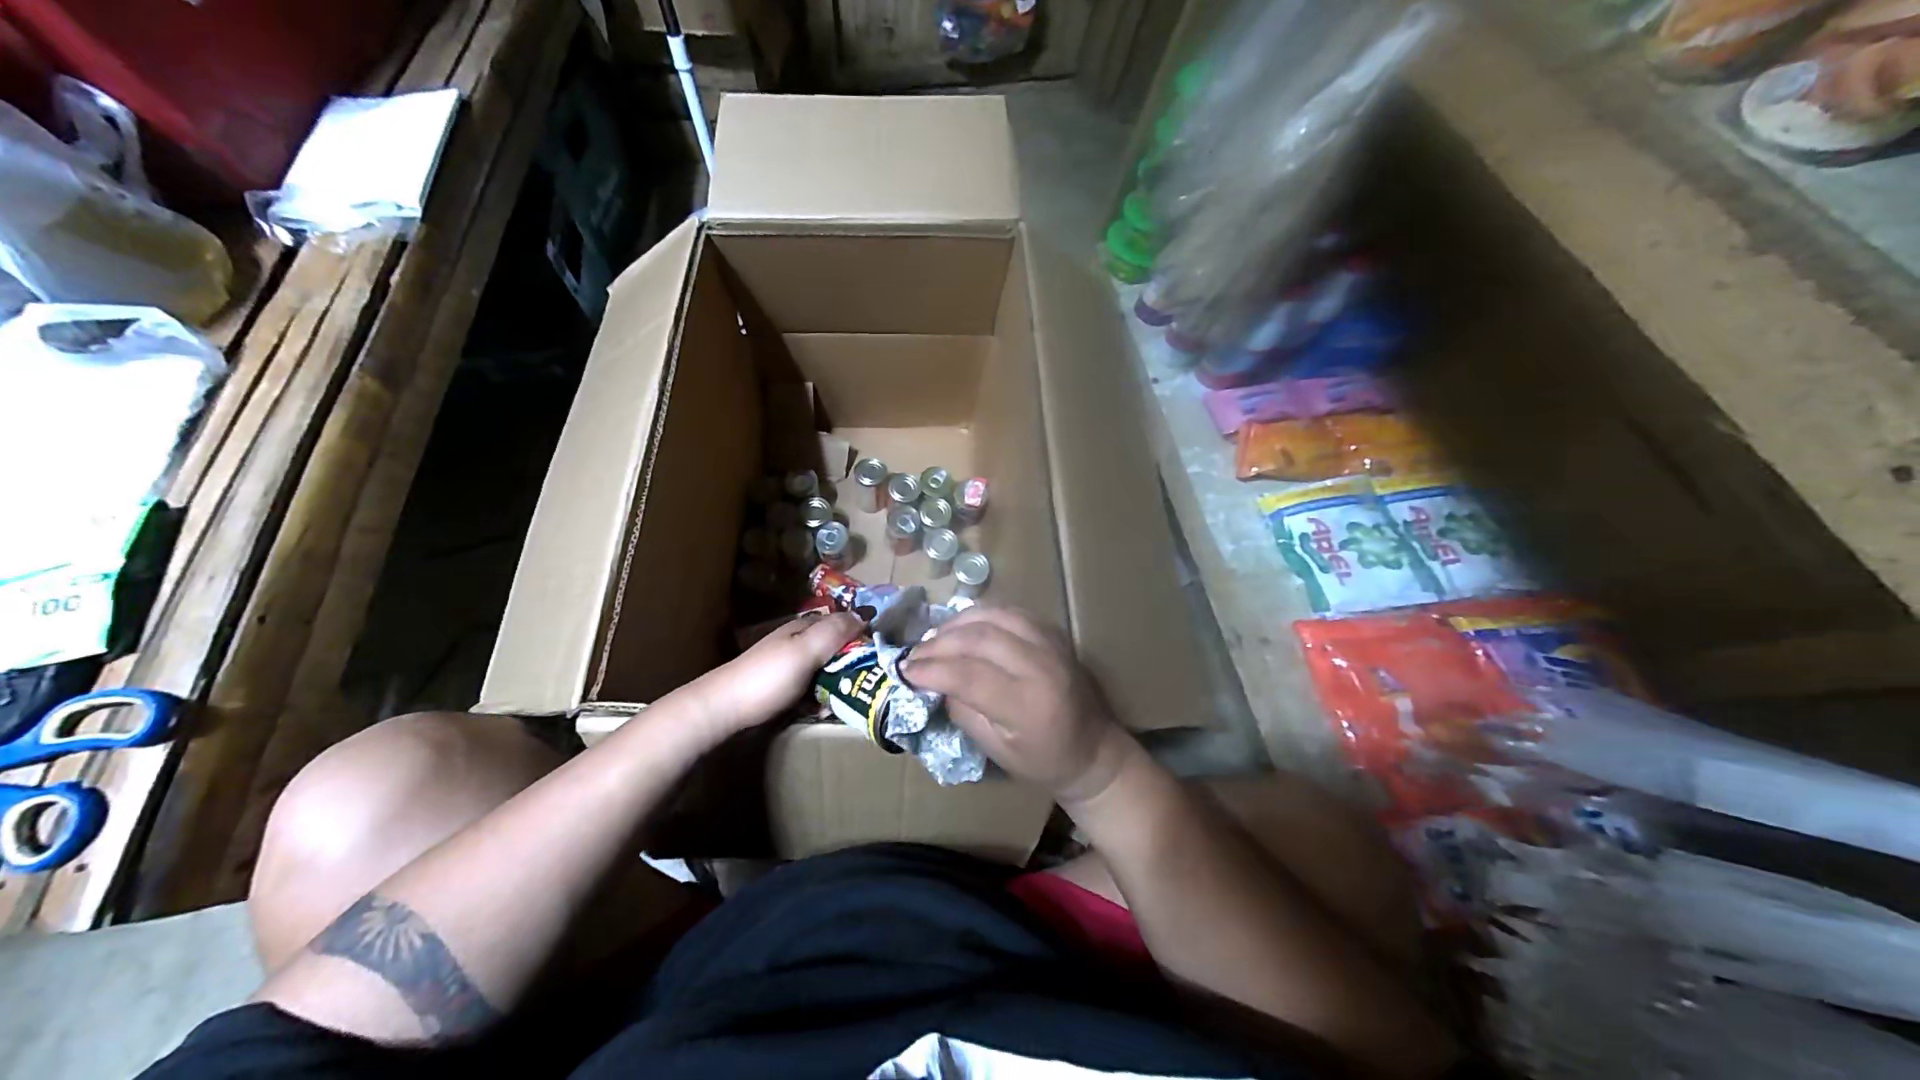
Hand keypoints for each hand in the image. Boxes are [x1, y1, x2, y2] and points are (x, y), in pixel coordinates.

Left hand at [685, 611, 864, 733]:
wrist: (723, 711)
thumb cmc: (766, 678)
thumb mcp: (804, 650)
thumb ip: (834, 631)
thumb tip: (865, 614)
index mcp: (804, 628)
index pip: (844, 623)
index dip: (863, 635)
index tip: (879, 656)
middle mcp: (800, 643)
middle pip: (838, 649)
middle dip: (853, 665)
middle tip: (864, 685)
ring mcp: (792, 667)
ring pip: (828, 672)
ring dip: (838, 686)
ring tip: (845, 702)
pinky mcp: (786, 689)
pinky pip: (814, 690)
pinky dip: (822, 699)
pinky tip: (823, 711)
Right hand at [904, 607, 1138, 804]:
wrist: (1094, 749)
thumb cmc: (1043, 760)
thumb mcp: (996, 749)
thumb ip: (963, 711)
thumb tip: (933, 682)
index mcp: (1028, 704)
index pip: (969, 675)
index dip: (931, 670)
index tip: (904, 672)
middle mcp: (1041, 665)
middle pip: (978, 639)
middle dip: (938, 644)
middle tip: (913, 655)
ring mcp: (1050, 643)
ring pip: (993, 617)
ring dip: (957, 624)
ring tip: (933, 640)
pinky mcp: (1053, 633)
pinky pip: (1010, 612)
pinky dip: (980, 616)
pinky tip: (962, 628)